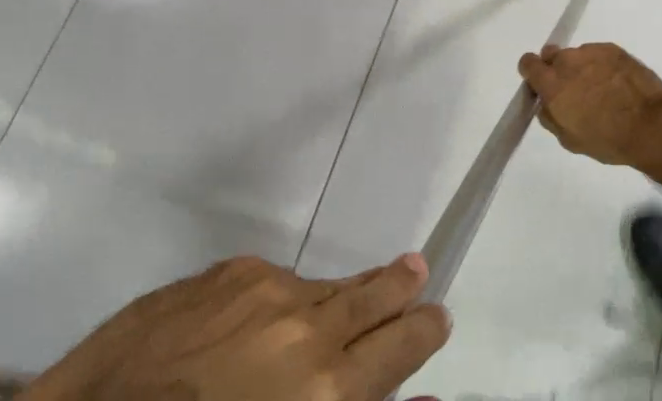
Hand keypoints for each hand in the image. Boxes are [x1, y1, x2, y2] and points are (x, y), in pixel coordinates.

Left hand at [16, 253, 448, 400]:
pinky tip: (281, 305)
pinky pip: (277, 277)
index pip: (401, 343)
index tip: (437, 318)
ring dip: (349, 289)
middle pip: (373, 297)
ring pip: (327, 285)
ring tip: (374, 278)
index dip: (424, 330)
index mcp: (325, 390)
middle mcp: (304, 329)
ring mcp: (262, 292)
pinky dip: (291, 292)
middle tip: (417, 272)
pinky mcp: (224, 274)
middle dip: (400, 286)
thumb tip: (421, 397)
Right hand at [517, 42, 661, 167]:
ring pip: (577, 55)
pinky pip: (599, 54)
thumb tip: (545, 104)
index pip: (527, 63)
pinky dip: (602, 65)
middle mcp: (568, 61)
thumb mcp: (569, 139)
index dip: (532, 72)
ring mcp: (592, 52)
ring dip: (582, 67)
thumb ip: (550, 116)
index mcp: (551, 84)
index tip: (540, 84)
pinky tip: (617, 83)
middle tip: (573, 89)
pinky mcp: (614, 49)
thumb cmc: (607, 138)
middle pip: (551, 55)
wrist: (652, 124)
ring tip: (602, 88)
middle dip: (557, 69)